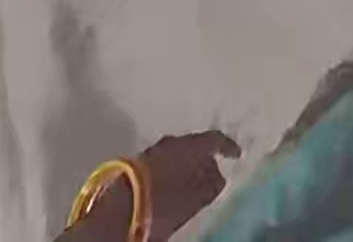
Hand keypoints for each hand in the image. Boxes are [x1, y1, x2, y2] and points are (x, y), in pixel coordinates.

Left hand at [70, 131, 240, 241]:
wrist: (115, 213)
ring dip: (189, 166)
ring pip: (178, 153)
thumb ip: (208, 187)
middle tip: (217, 175)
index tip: (236, 155)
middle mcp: (170, 142)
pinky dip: (174, 171)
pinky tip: (176, 188)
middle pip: (194, 145)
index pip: (212, 139)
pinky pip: (165, 161)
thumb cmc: (160, 205)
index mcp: (186, 145)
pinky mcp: (138, 164)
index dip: (227, 146)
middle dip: (205, 160)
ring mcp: (152, 152)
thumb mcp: (190, 201)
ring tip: (197, 185)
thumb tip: (220, 177)